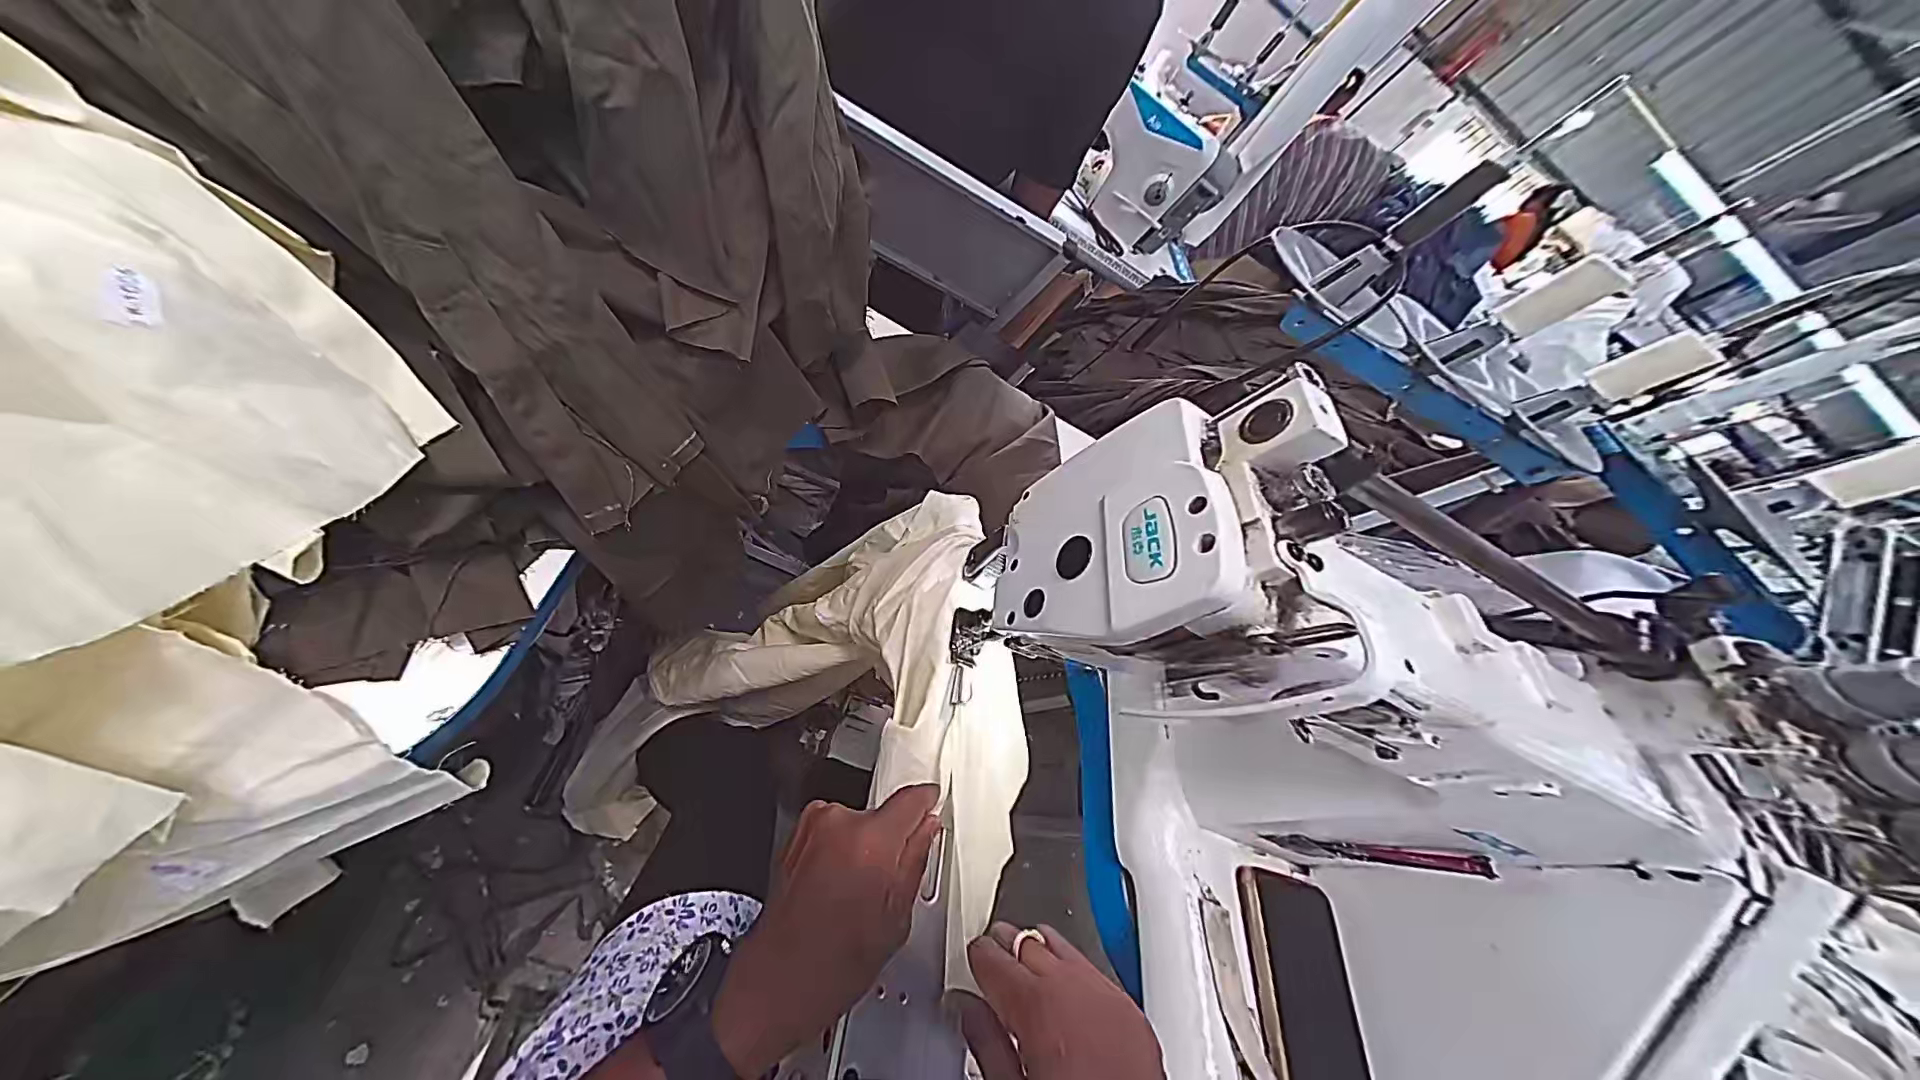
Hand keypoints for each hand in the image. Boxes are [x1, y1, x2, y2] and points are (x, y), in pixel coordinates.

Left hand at [711, 784, 941, 1076]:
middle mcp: (839, 824)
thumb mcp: (896, 918)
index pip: (912, 799)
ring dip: (863, 844)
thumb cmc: (830, 965)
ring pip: (858, 823)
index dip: (927, 802)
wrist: (778, 981)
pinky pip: (834, 829)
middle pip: (884, 814)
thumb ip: (916, 860)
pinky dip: (840, 849)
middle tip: (889, 877)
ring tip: (857, 890)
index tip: (931, 804)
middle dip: (893, 838)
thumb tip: (926, 831)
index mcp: (871, 841)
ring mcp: (813, 826)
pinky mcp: (796, 834)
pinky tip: (837, 887)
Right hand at [956, 923, 1165, 1079]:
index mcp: (1035, 1005)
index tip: (974, 958)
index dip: (979, 955)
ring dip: (1041, 953)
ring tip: (1027, 966)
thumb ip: (986, 1041)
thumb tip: (969, 1010)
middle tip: (994, 956)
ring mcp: (1104, 995)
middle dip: (1007, 947)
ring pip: (1062, 948)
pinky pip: (1092, 972)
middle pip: (1027, 942)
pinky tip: (1065, 992)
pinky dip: (1073, 974)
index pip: (993, 957)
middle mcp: (1071, 988)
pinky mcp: (1129, 1010)